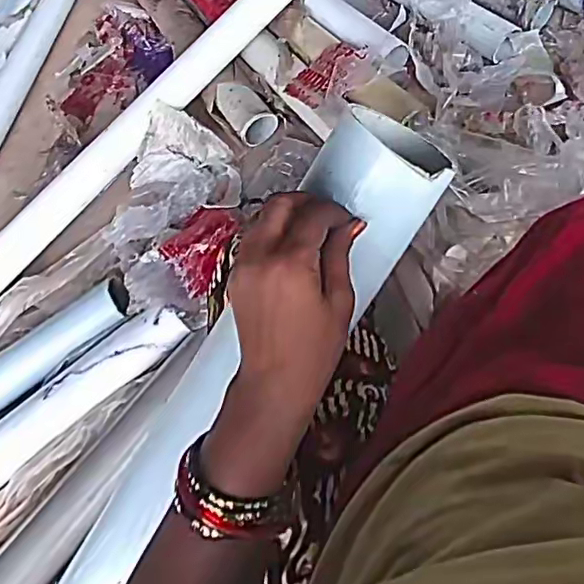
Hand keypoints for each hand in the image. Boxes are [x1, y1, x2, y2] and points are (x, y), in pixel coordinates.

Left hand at [203, 193, 361, 495]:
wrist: (274, 381)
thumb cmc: (311, 353)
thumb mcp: (339, 302)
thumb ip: (340, 257)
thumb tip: (347, 229)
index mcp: (291, 264)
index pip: (313, 216)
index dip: (334, 212)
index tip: (346, 220)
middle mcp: (261, 258)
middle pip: (280, 204)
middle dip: (306, 201)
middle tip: (327, 213)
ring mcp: (244, 264)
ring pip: (262, 215)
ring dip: (286, 212)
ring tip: (310, 226)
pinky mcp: (236, 274)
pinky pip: (252, 236)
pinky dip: (271, 229)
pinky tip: (289, 243)